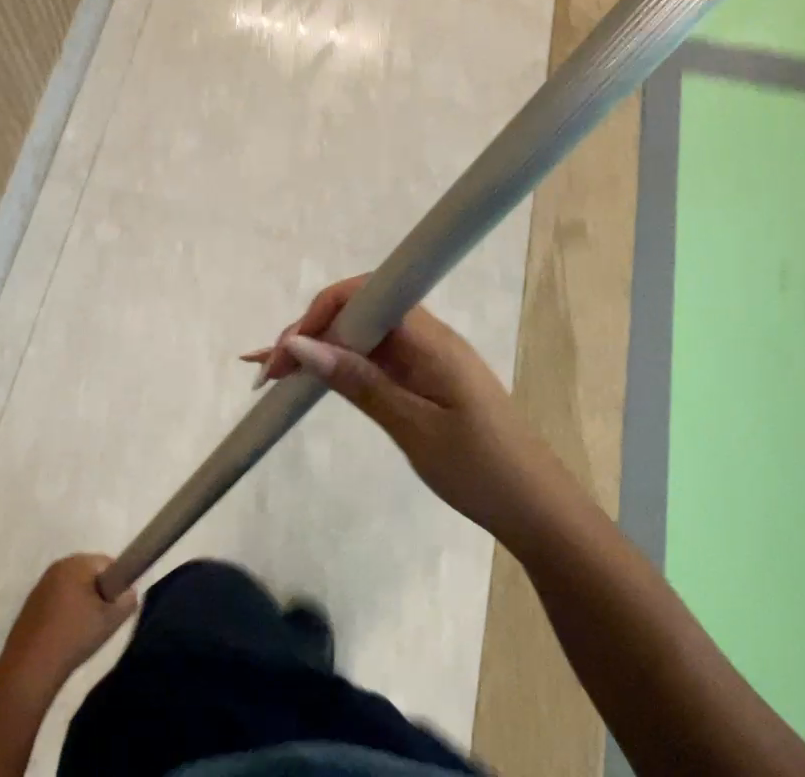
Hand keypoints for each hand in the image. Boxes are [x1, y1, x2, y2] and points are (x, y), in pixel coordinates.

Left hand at [0, 554, 138, 694]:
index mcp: (76, 564)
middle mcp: (57, 567)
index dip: (119, 582)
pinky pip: (58, 599)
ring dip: (83, 602)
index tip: (118, 605)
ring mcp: (41, 585)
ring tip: (86, 629)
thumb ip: (128, 600)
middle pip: (90, 573)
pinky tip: (67, 633)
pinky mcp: (31, 603)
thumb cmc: (75, 636)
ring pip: (74, 587)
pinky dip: (67, 611)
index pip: (108, 562)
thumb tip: (128, 592)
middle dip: (100, 591)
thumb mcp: (111, 620)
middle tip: (104, 618)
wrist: (31, 666)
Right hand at [243, 274, 532, 529]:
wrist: (537, 508)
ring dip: (319, 349)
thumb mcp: (413, 427)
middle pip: (357, 312)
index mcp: (430, 339)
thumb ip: (357, 382)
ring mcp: (426, 358)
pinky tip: (311, 379)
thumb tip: (300, 345)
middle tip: (267, 373)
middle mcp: (427, 337)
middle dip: (308, 332)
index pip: (363, 294)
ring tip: (274, 375)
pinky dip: (339, 367)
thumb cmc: (480, 469)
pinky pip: (374, 360)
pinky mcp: (424, 380)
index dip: (317, 312)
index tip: (284, 351)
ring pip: (361, 337)